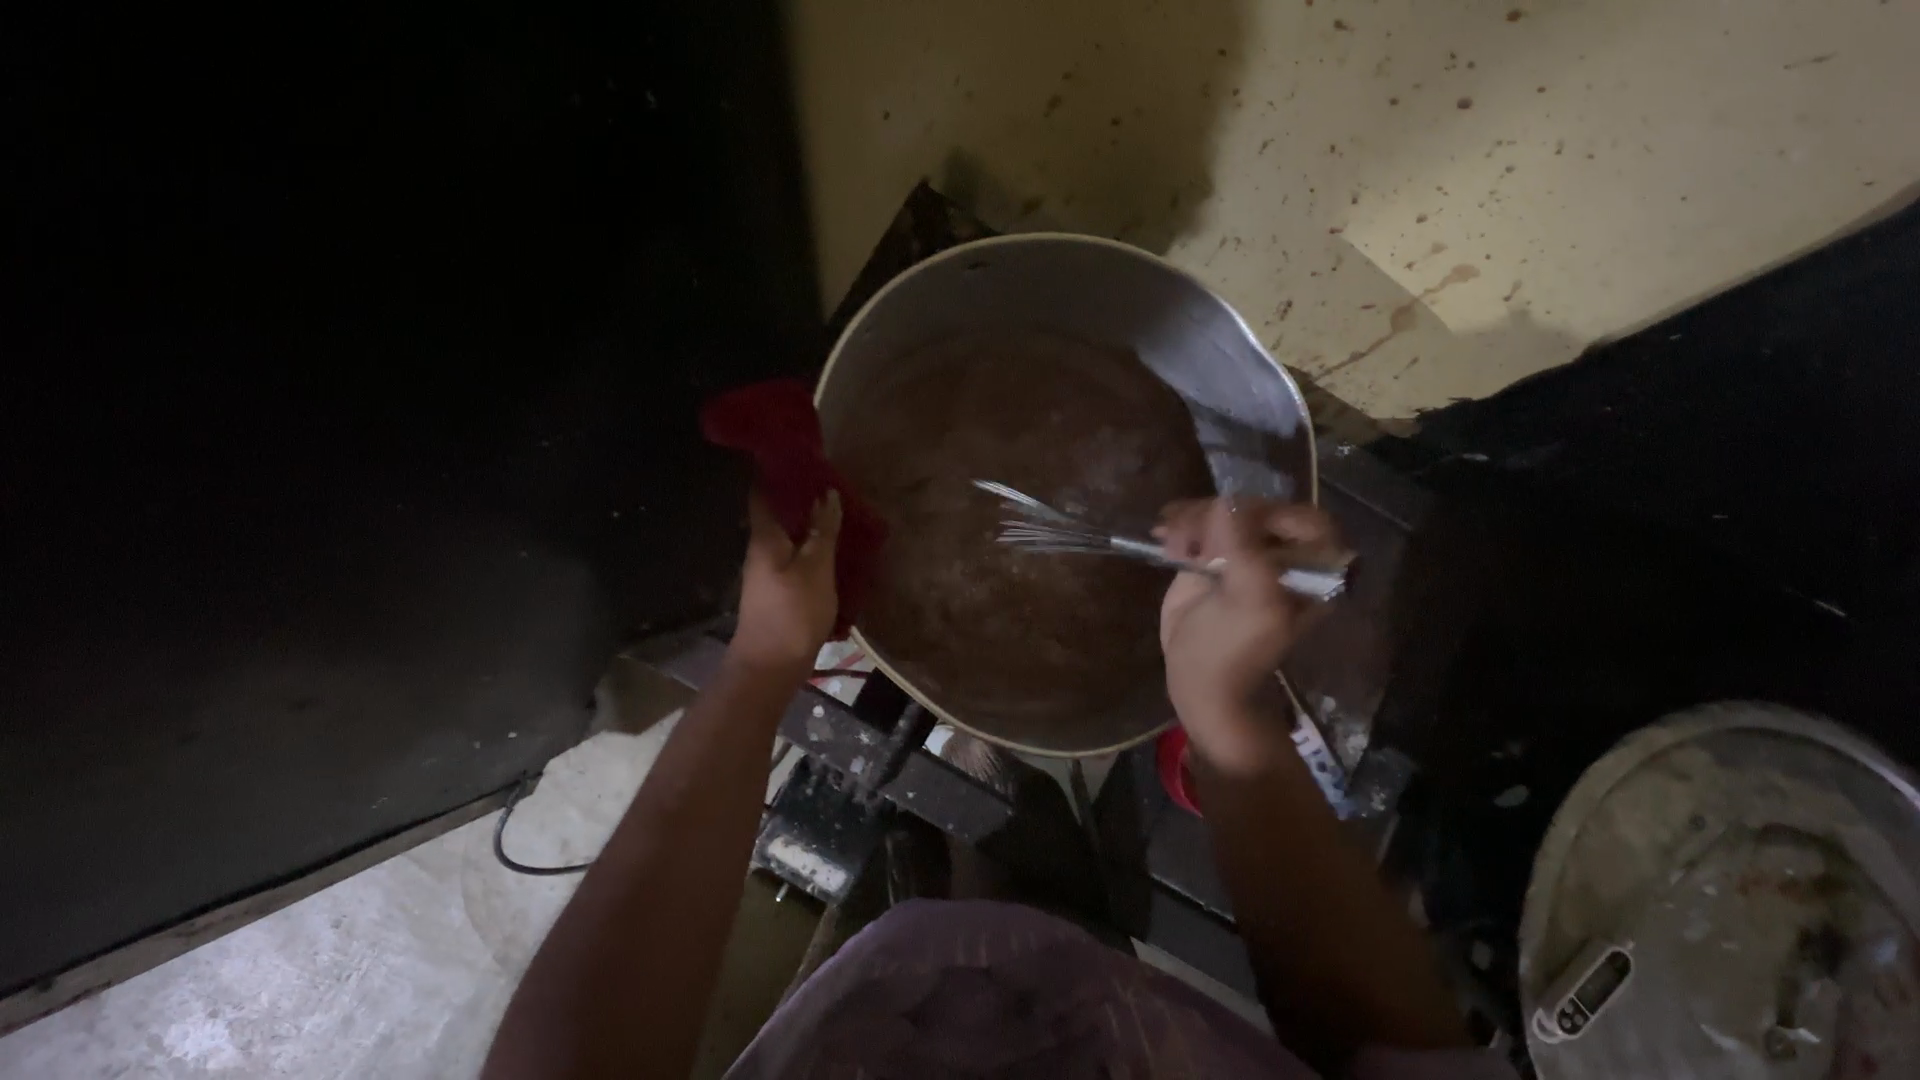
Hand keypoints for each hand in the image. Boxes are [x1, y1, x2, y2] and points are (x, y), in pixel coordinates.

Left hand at [729, 487, 840, 673]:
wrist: (771, 666)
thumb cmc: (793, 612)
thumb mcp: (815, 568)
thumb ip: (822, 531)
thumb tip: (827, 494)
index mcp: (764, 538)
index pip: (764, 492)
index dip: (778, 471)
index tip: (802, 456)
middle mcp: (761, 550)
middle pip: (778, 514)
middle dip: (802, 498)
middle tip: (833, 482)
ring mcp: (768, 573)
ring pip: (789, 537)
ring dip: (810, 524)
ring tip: (840, 512)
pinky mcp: (779, 592)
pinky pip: (796, 558)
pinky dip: (813, 548)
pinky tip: (834, 549)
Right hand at [1156, 497, 1339, 764]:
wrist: (1200, 686)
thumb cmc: (1233, 652)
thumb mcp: (1250, 600)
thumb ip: (1246, 547)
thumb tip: (1226, 502)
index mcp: (1311, 568)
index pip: (1301, 518)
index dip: (1267, 514)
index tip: (1230, 523)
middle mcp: (1282, 556)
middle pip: (1255, 510)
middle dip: (1218, 516)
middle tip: (1186, 531)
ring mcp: (1244, 554)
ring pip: (1222, 513)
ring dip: (1193, 519)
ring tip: (1170, 538)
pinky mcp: (1211, 558)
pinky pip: (1199, 527)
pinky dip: (1180, 525)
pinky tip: (1162, 536)